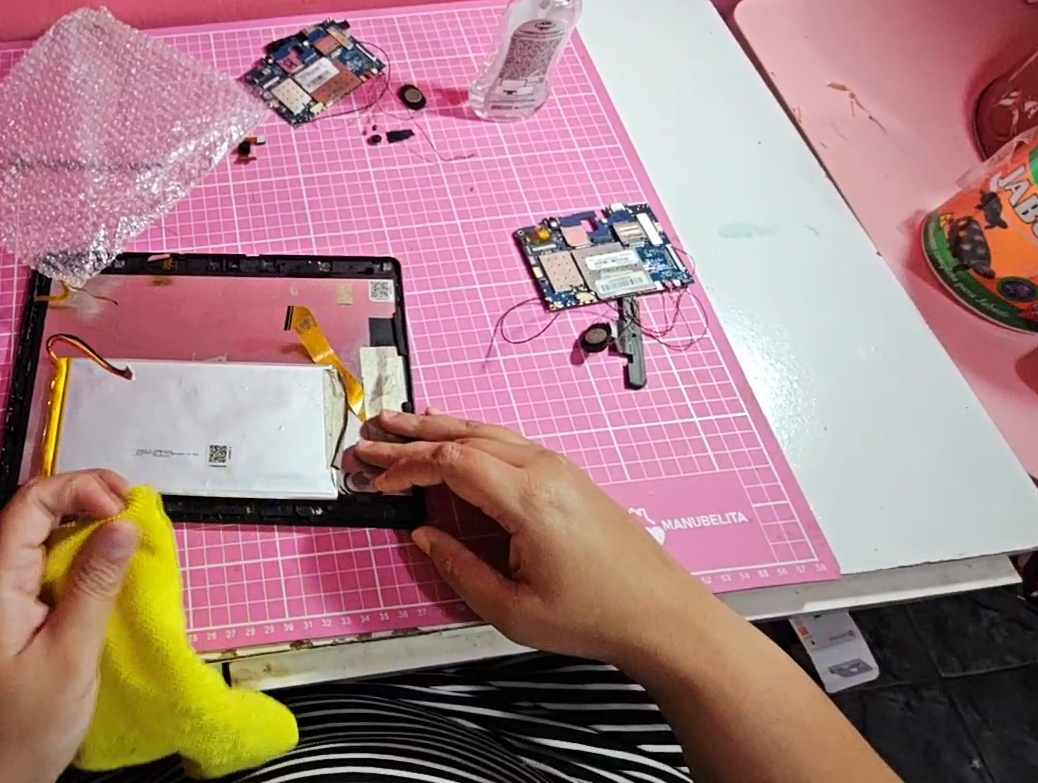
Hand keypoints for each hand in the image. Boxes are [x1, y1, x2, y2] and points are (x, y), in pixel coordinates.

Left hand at [0, 470, 140, 782]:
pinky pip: (40, 566)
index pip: (31, 501)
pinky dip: (75, 558)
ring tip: (127, 535)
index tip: (123, 506)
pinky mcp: (6, 616)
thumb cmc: (26, 726)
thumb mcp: (70, 654)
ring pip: (39, 538)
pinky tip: (103, 570)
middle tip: (134, 513)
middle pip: (35, 513)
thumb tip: (124, 521)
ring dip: (84, 528)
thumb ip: (95, 583)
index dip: (79, 487)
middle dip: (87, 500)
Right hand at [357, 410, 729, 669]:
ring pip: (482, 431)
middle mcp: (541, 468)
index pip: (451, 462)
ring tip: (398, 421)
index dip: (406, 467)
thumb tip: (423, 535)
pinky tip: (451, 431)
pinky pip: (503, 438)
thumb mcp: (514, 610)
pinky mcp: (563, 471)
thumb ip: (459, 568)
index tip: (378, 480)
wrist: (665, 616)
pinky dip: (466, 432)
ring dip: (436, 426)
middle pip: (461, 437)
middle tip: (372, 433)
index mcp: (528, 498)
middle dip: (411, 435)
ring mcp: (555, 465)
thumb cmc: (595, 617)